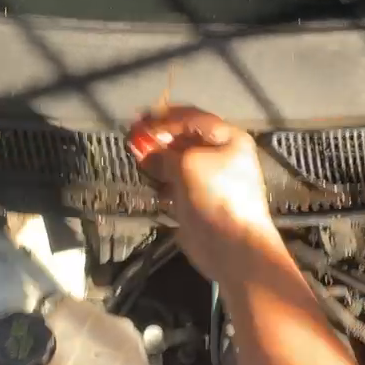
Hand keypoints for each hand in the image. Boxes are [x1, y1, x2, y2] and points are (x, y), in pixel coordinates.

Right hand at [129, 106, 290, 285]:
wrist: (233, 246)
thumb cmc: (217, 197)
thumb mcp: (189, 164)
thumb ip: (163, 151)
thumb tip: (139, 144)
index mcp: (228, 138)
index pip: (191, 118)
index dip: (163, 119)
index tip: (137, 122)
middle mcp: (220, 155)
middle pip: (183, 139)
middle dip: (157, 138)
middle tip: (132, 140)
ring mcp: (207, 179)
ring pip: (176, 161)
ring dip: (156, 160)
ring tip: (137, 160)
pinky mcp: (196, 201)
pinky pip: (174, 184)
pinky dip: (161, 181)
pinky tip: (149, 182)